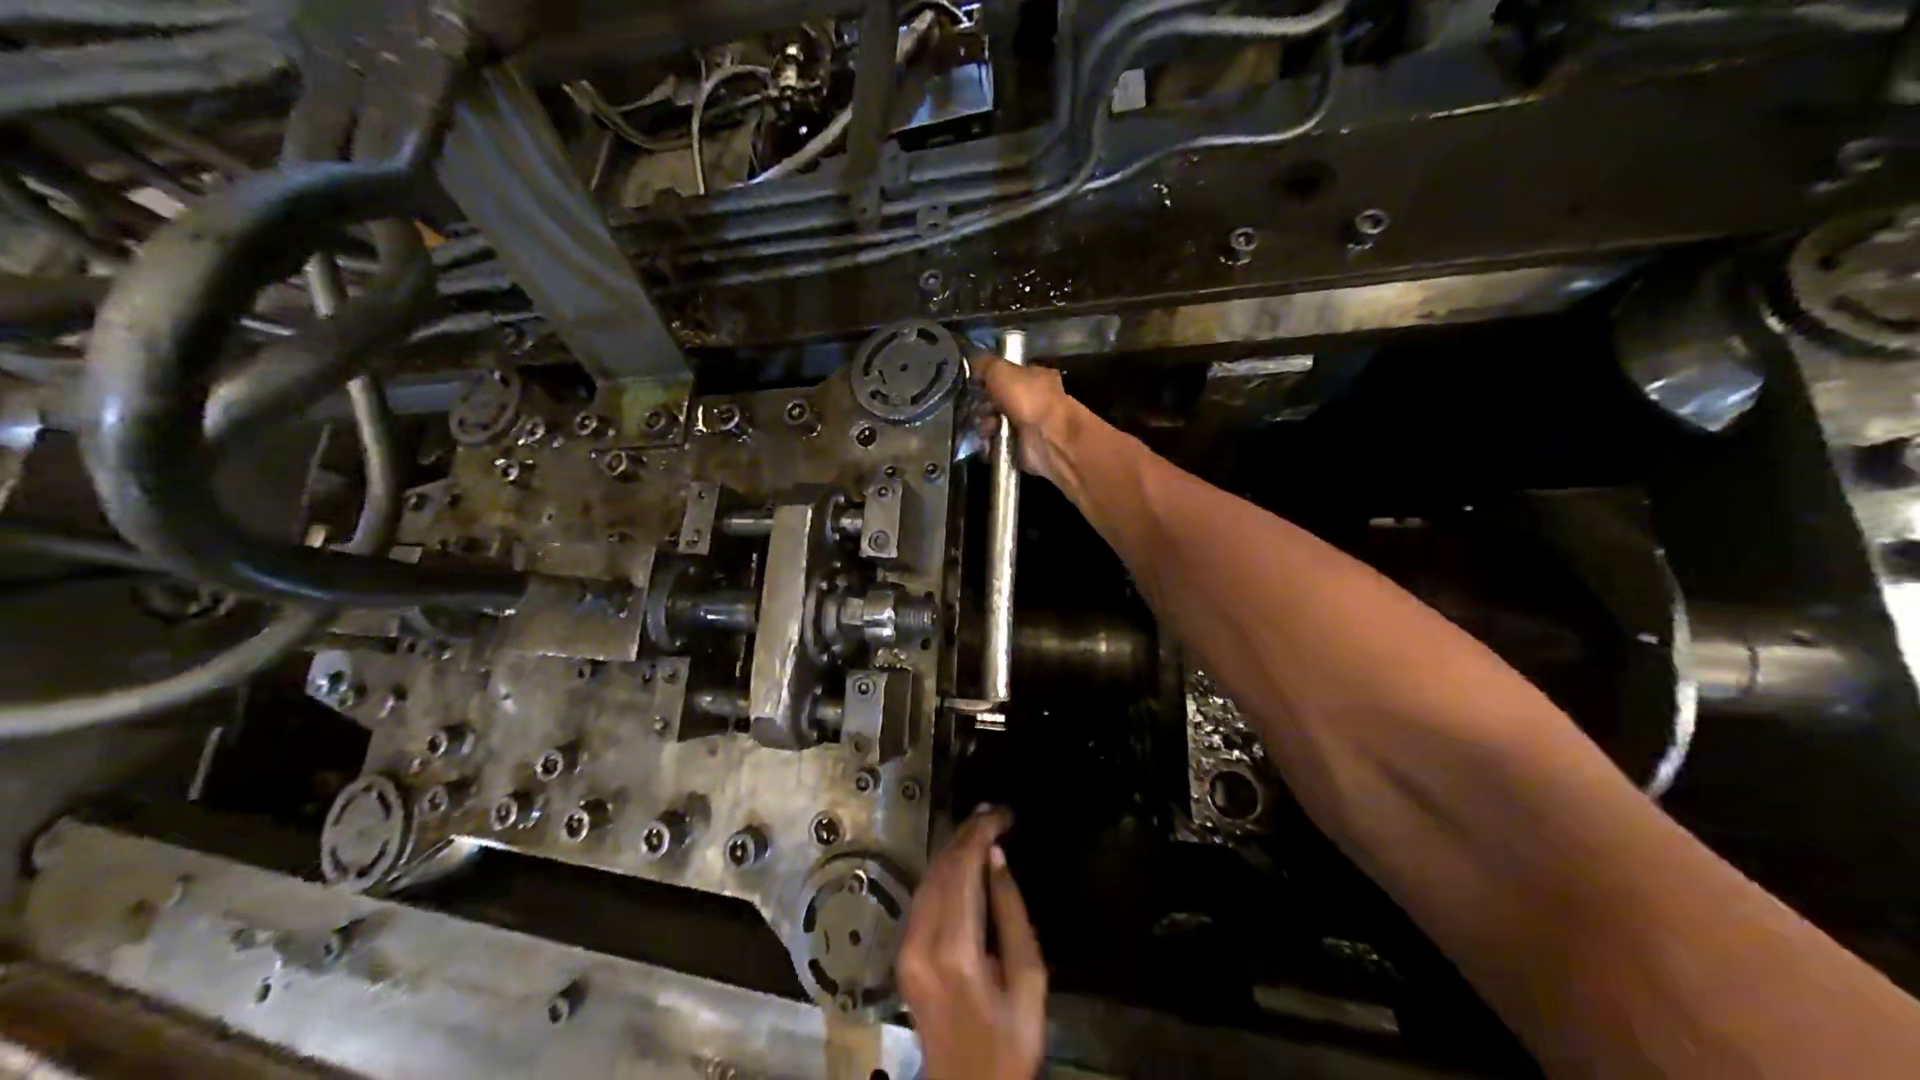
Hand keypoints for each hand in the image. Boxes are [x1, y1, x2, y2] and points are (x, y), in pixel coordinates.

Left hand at [898, 806, 1046, 1079]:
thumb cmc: (1011, 1038)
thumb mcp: (1029, 978)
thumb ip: (1011, 912)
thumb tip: (996, 858)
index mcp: (956, 948)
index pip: (963, 868)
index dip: (981, 832)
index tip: (1003, 813)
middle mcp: (921, 940)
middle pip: (941, 868)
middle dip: (966, 834)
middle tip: (994, 813)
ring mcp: (906, 947)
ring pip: (927, 878)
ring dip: (953, 849)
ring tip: (981, 827)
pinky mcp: (903, 954)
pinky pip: (922, 897)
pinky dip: (943, 872)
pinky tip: (962, 860)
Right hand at [974, 353, 1077, 480]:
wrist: (1047, 437)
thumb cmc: (1027, 397)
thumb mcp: (1000, 370)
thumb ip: (984, 364)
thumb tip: (971, 361)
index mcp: (1035, 376)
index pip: (1006, 375)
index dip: (988, 378)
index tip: (973, 383)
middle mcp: (1034, 399)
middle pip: (999, 399)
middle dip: (984, 404)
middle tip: (978, 406)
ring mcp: (1029, 424)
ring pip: (996, 421)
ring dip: (986, 423)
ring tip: (985, 426)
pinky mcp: (1022, 445)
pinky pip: (999, 441)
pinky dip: (990, 441)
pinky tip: (988, 439)